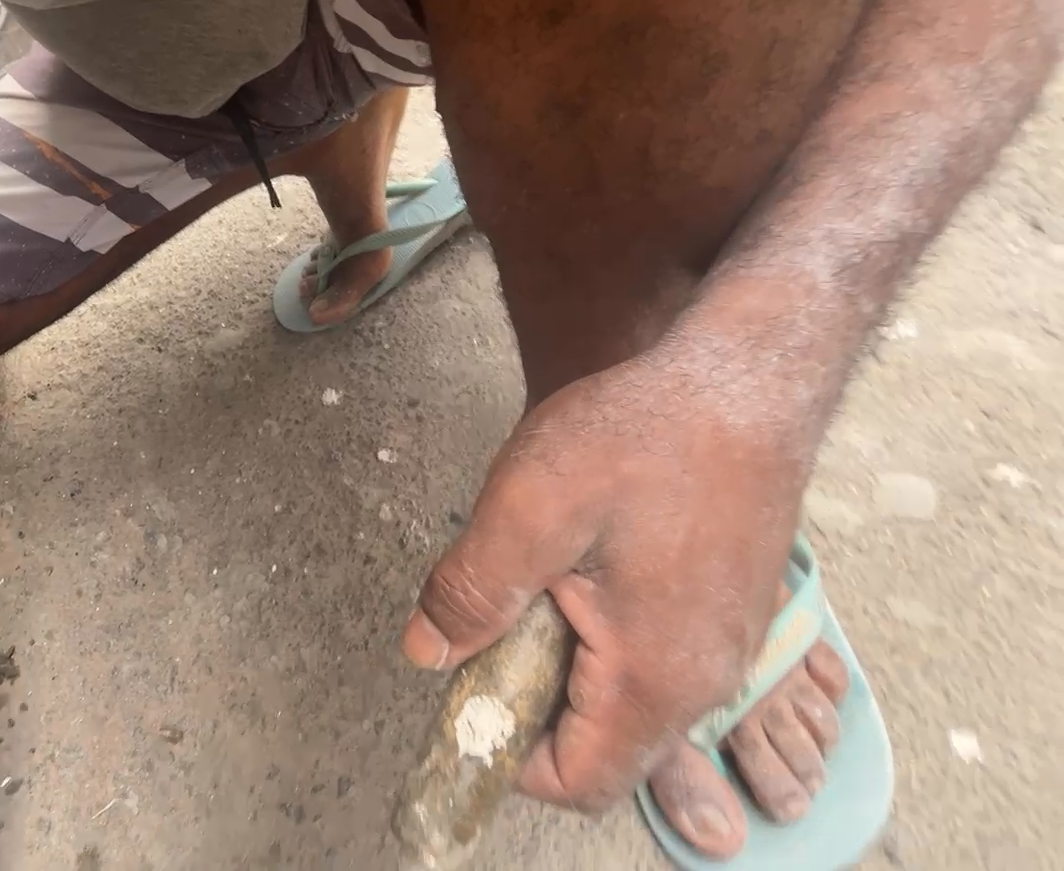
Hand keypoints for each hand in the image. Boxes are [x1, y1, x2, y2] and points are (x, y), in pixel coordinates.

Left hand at [400, 346, 809, 809]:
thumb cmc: (637, 441)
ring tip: (518, 580)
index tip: (459, 697)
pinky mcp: (712, 602)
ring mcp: (716, 641)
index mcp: (656, 675)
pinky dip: (586, 628)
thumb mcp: (526, 512)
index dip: (507, 754)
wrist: (736, 381)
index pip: (579, 779)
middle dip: (522, 698)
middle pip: (595, 739)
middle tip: (478, 623)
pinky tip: (560, 563)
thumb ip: (471, 593)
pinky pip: (640, 648)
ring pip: (615, 690)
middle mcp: (701, 677)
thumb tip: (424, 655)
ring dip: (550, 655)